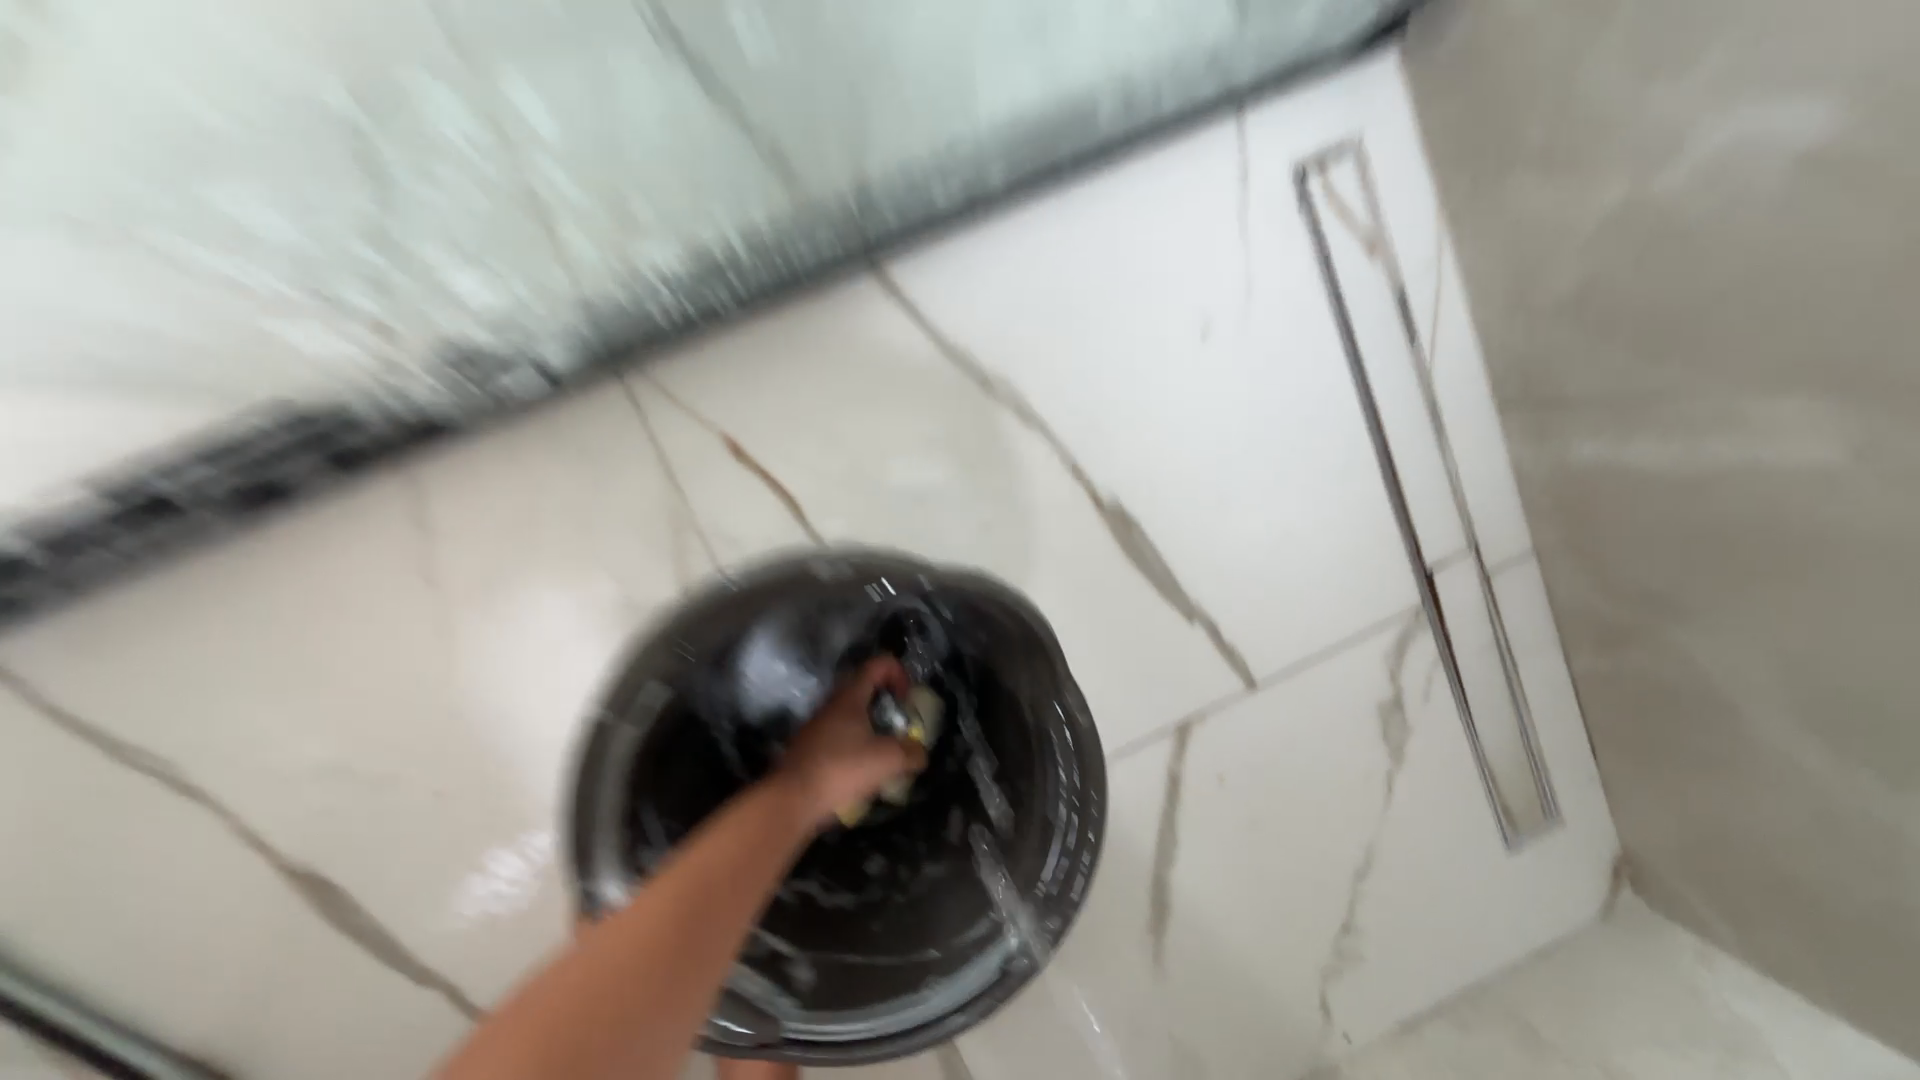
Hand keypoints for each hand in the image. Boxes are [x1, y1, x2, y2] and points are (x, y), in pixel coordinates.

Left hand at [775, 656, 928, 827]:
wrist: (791, 800)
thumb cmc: (841, 769)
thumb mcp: (888, 760)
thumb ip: (911, 752)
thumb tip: (919, 753)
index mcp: (850, 697)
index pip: (878, 665)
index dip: (899, 674)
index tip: (907, 701)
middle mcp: (831, 706)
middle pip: (864, 690)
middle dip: (887, 704)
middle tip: (901, 728)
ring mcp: (817, 728)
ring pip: (851, 716)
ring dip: (872, 728)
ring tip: (885, 755)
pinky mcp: (810, 750)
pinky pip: (839, 739)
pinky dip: (856, 747)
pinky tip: (863, 773)